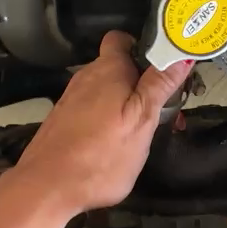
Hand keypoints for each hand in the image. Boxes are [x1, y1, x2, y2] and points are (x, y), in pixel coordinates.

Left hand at [6, 31, 191, 216]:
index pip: (122, 38)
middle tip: (165, 110)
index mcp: (108, 69)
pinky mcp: (63, 120)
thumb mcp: (142, 120)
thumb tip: (180, 54)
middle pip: (118, 67)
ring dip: (126, 103)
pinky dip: (107, 119)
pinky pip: (92, 109)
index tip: (164, 66)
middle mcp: (87, 76)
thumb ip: (160, 85)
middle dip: (142, 83)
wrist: (45, 189)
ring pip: (106, 90)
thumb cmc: (100, 155)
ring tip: (144, 133)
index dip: (143, 46)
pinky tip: (115, 144)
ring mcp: (72, 99)